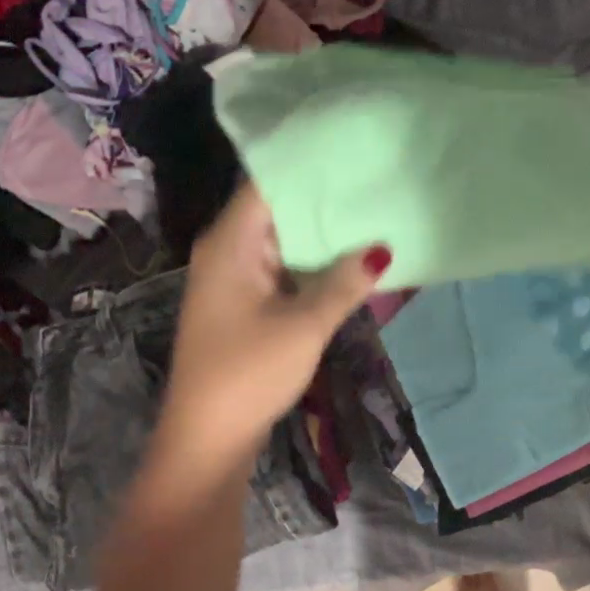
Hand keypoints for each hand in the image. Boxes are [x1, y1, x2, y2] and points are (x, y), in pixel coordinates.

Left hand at [161, 184, 387, 463]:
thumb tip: (381, 249)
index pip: (270, 183)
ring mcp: (235, 283)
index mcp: (231, 242)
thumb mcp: (304, 326)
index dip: (311, 166)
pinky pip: (284, 275)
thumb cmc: (250, 373)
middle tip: (377, 184)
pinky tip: (352, 267)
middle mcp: (228, 253)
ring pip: (285, 246)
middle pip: (279, 212)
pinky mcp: (245, 310)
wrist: (209, 437)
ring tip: (375, 217)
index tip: (355, 153)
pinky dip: (314, 269)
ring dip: (324, 239)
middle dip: (326, 202)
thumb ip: (343, 284)